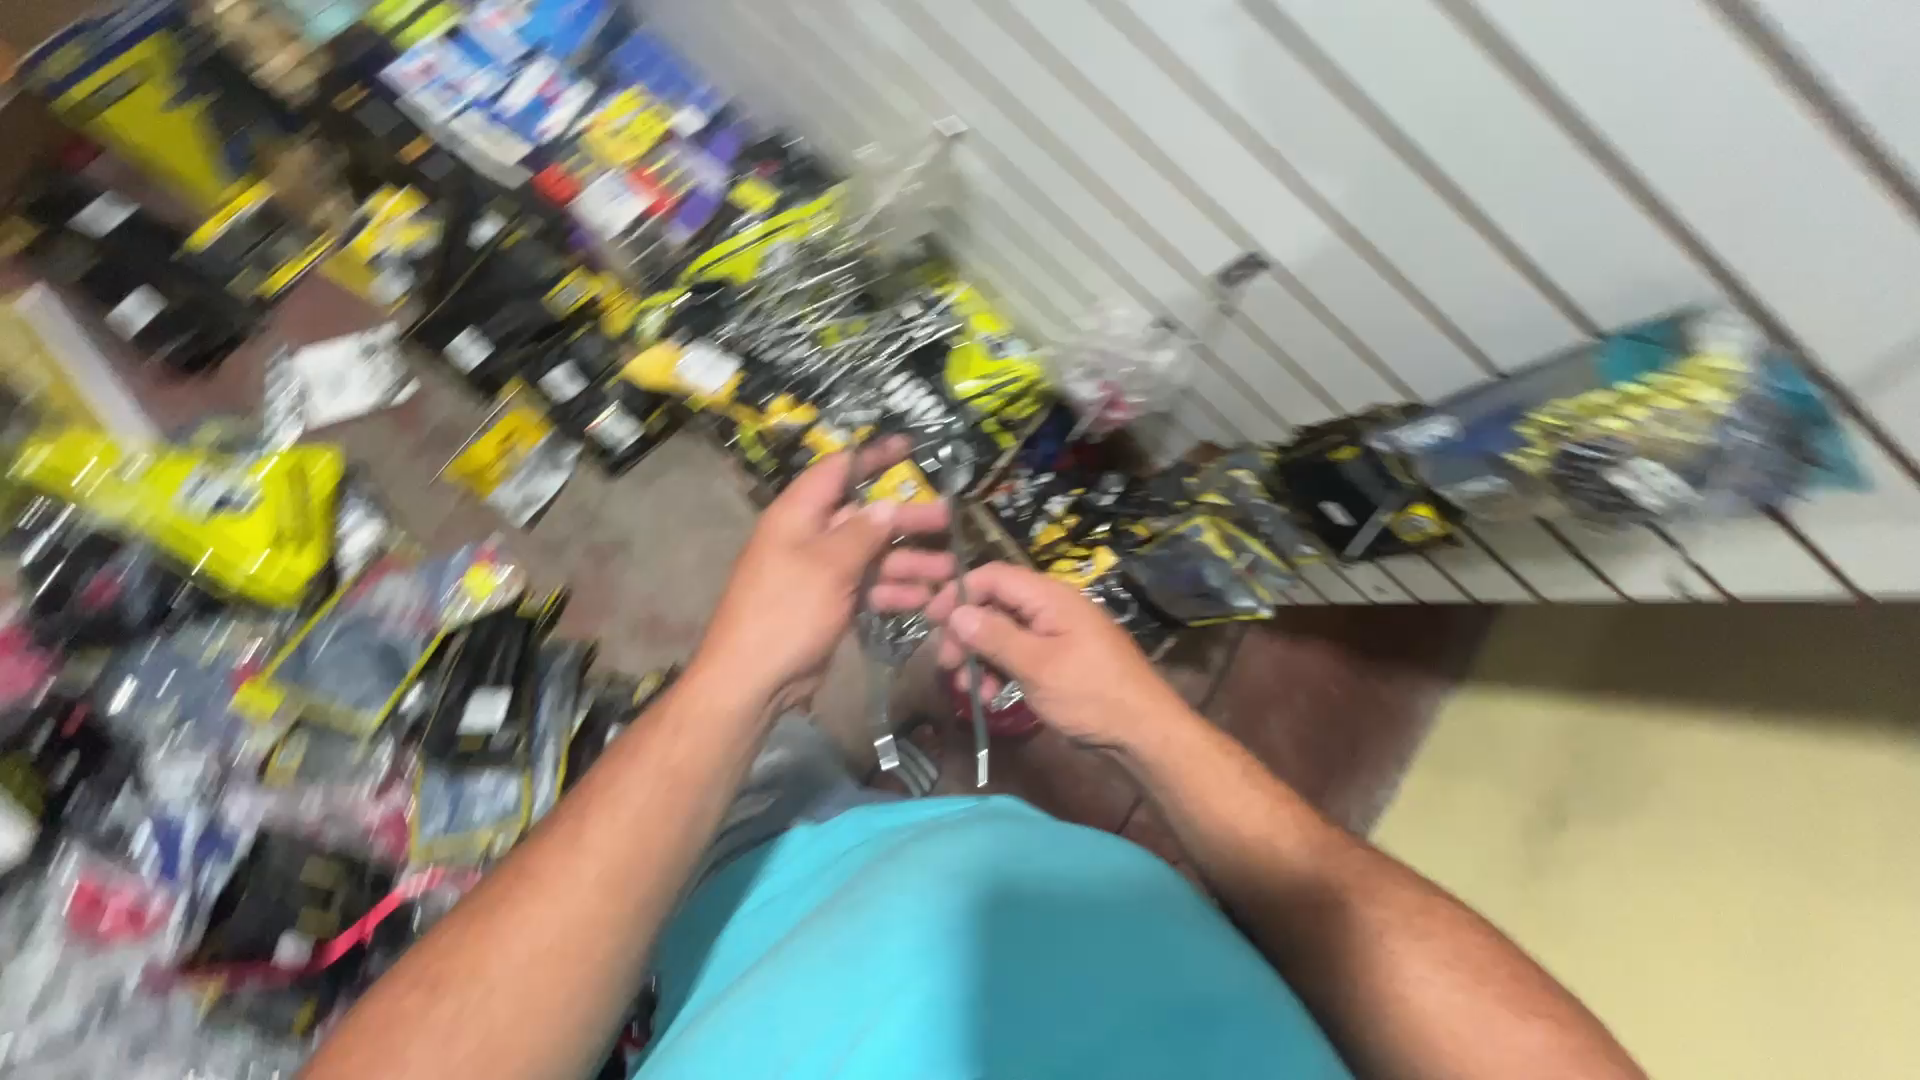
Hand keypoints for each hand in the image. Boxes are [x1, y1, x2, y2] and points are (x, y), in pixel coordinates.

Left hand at [693, 436, 952, 712]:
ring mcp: (820, 573)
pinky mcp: (830, 604)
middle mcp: (809, 538)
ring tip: (949, 570)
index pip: (838, 471)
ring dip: (908, 562)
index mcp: (798, 515)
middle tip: (948, 519)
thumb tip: (886, 506)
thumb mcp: (828, 566)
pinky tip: (923, 600)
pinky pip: (867, 588)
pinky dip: (892, 592)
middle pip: (864, 517)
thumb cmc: (785, 613)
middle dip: (905, 520)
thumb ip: (862, 533)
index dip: (872, 458)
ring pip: (872, 557)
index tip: (909, 447)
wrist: (754, 681)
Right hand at [925, 562, 1191, 752]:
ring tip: (971, 692)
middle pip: (995, 605)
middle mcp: (1051, 607)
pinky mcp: (1059, 657)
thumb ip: (995, 636)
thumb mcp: (1037, 666)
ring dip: (982, 658)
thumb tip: (956, 611)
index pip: (993, 575)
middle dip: (967, 633)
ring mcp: (1056, 633)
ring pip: (1004, 632)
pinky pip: (1020, 653)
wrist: (1143, 731)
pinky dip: (1002, 671)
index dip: (959, 593)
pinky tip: (994, 698)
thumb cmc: (1091, 694)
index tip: (932, 622)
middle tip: (948, 666)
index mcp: (1049, 597)